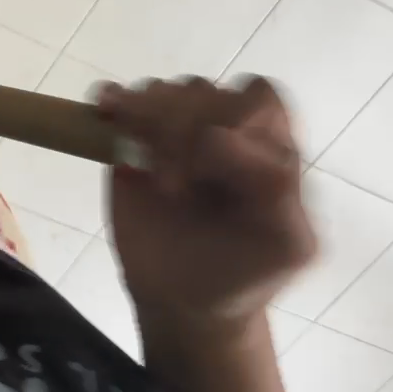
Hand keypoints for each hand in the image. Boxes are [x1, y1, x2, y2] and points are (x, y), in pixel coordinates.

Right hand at [99, 76, 314, 339]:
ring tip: (141, 162)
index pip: (257, 100)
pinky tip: (106, 111)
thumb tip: (216, 137)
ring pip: (164, 92)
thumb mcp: (287, 245)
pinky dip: (115, 100)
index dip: (230, 122)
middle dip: (181, 131)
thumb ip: (276, 189)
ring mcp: (176, 135)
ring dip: (149, 119)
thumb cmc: (240, 274)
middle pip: (203, 92)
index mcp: (269, 150)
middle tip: (170, 186)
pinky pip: (124, 101)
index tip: (205, 169)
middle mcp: (225, 131)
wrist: (182, 300)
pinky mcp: (132, 144)